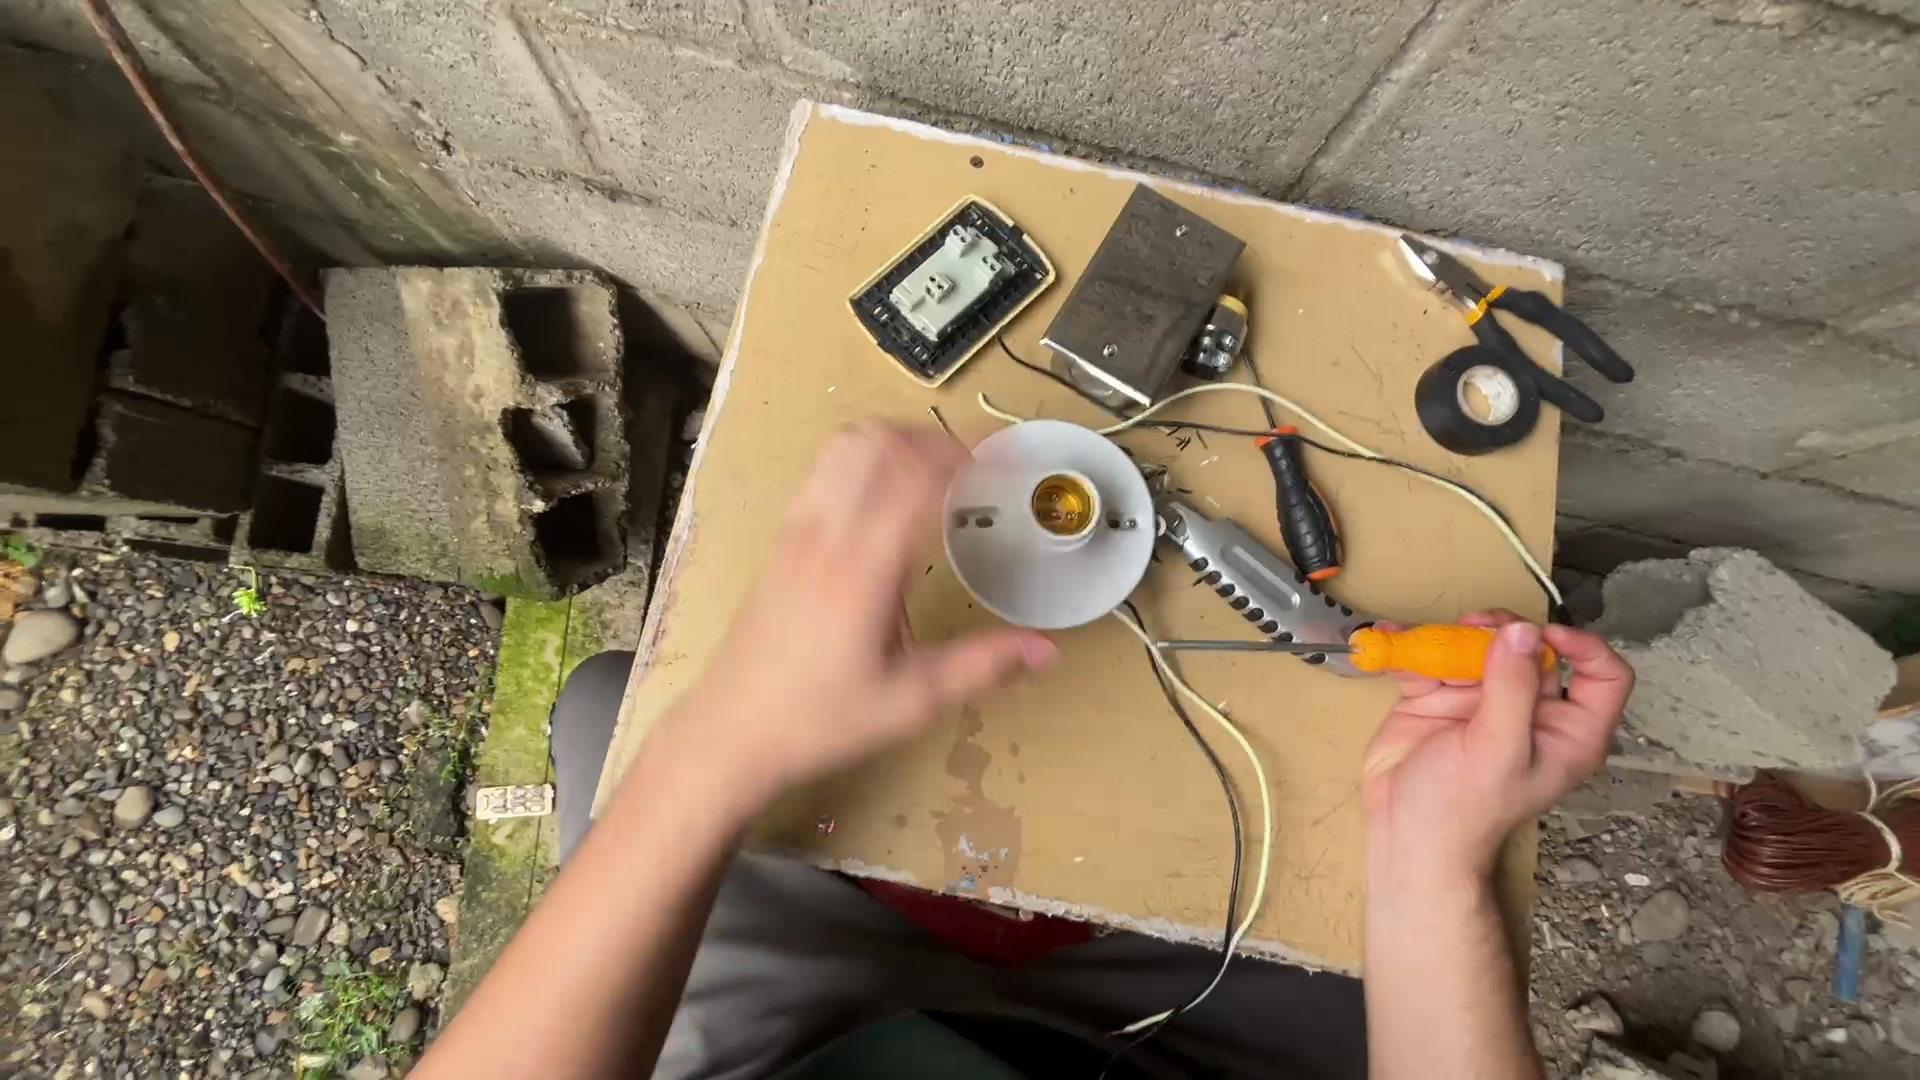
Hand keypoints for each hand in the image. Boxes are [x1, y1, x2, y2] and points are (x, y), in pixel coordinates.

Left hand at [673, 422, 1056, 799]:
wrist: (730, 732)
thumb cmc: (822, 720)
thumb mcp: (912, 701)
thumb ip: (982, 666)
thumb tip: (1048, 648)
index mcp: (864, 571)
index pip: (917, 479)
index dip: (964, 455)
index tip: (1001, 456)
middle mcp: (826, 536)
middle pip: (880, 445)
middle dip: (933, 439)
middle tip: (971, 463)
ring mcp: (796, 532)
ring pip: (845, 447)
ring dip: (894, 441)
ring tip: (930, 467)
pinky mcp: (781, 539)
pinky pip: (821, 471)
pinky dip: (861, 458)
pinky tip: (881, 492)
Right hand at [1361, 611, 1632, 887]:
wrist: (1405, 830)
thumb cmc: (1463, 806)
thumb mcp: (1496, 749)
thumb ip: (1511, 689)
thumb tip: (1522, 631)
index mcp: (1565, 729)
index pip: (1602, 676)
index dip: (1580, 646)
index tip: (1538, 632)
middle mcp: (1525, 710)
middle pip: (1528, 650)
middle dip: (1499, 631)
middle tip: (1471, 624)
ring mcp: (1476, 703)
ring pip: (1474, 648)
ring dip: (1449, 634)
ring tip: (1425, 635)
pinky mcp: (1433, 699)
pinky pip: (1426, 661)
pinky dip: (1408, 644)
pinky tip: (1391, 635)